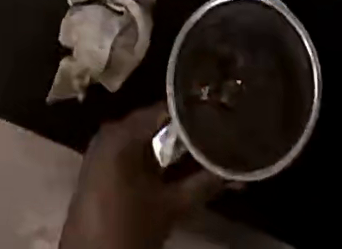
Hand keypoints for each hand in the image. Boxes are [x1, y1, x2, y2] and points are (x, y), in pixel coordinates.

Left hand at [59, 106, 223, 248]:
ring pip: (149, 137)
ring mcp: (105, 148)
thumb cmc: (126, 233)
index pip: (168, 108)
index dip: (196, 112)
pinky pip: (137, 151)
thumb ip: (203, 185)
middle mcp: (112, 131)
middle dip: (189, 132)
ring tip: (210, 149)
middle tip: (222, 134)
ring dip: (176, 147)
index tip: (222, 115)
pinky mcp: (103, 166)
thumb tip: (238, 171)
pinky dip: (158, 158)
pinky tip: (183, 166)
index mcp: (124, 133)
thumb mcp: (169, 209)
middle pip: (159, 121)